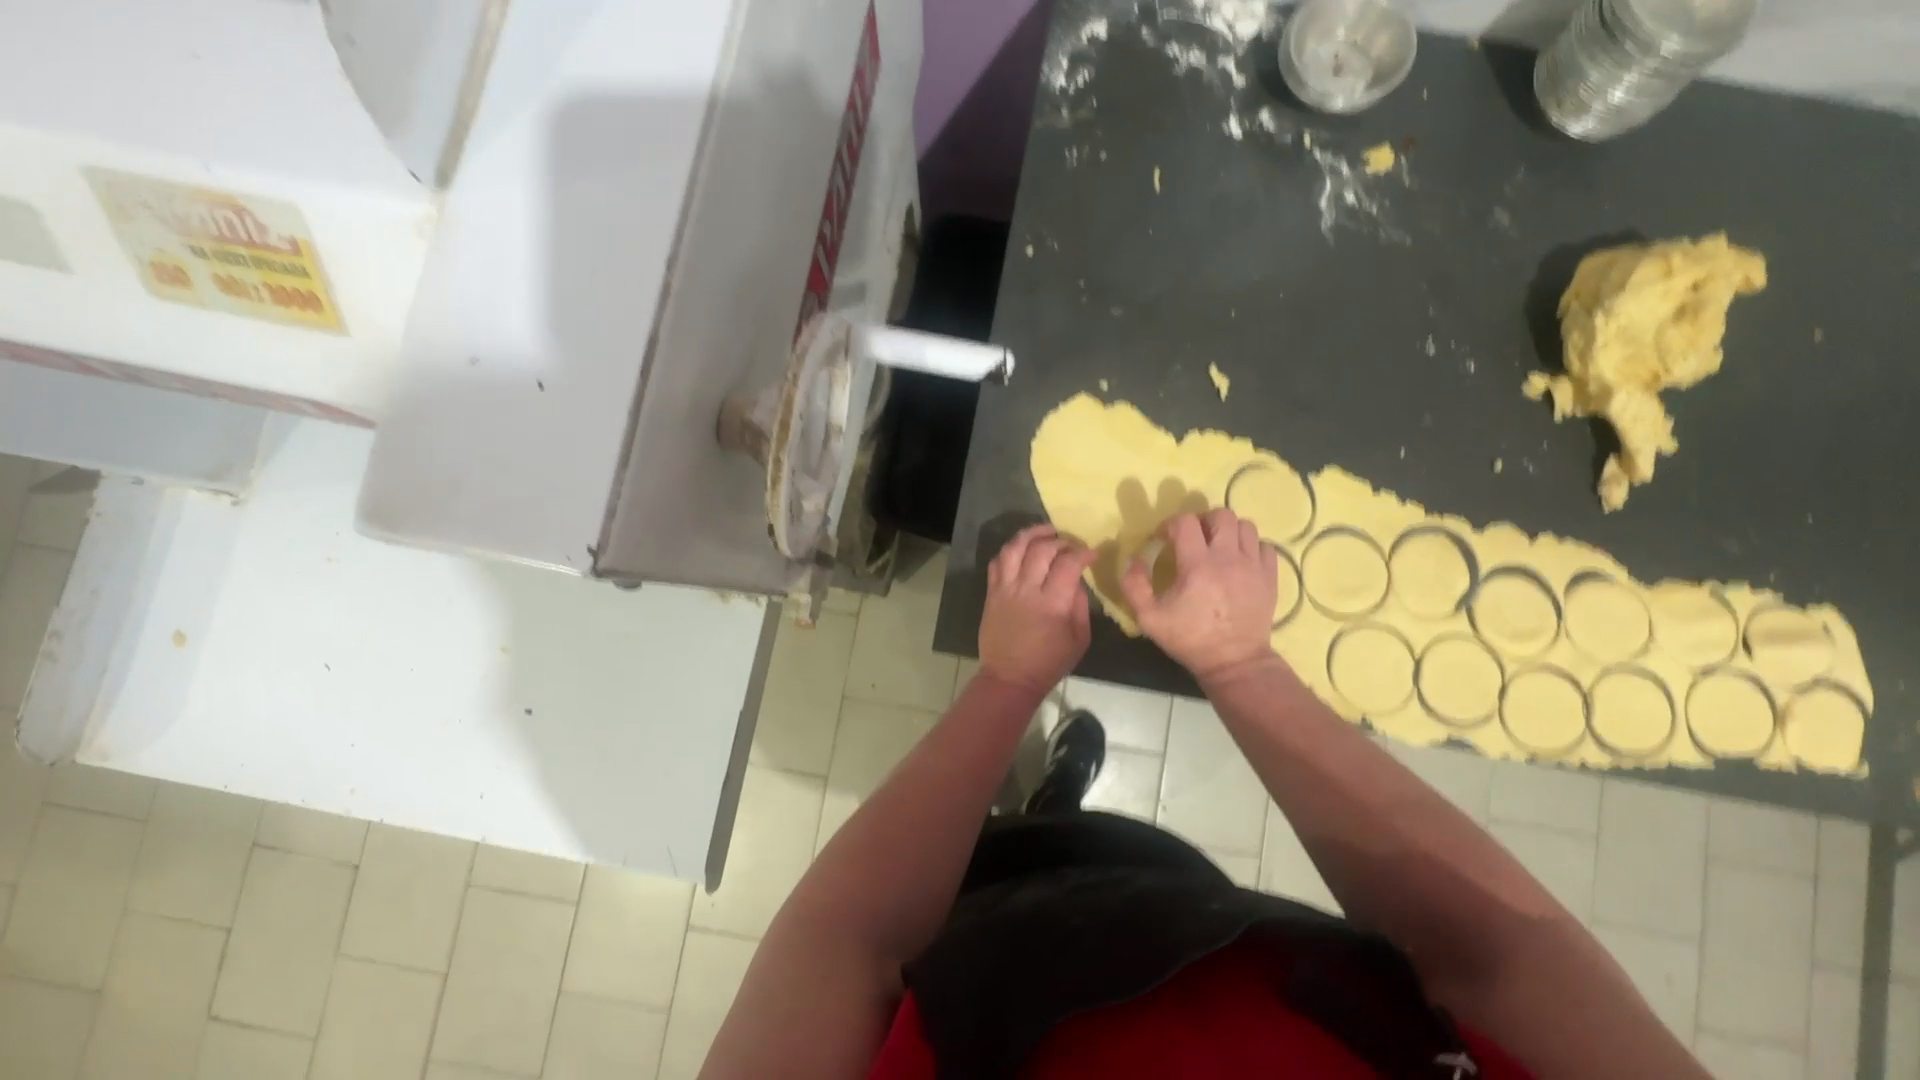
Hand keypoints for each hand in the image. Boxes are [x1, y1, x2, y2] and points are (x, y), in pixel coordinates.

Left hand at [978, 525, 1096, 694]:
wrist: (1010, 678)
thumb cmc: (1049, 663)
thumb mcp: (1079, 640)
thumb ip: (1080, 606)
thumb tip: (1077, 582)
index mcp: (1052, 604)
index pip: (1069, 564)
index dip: (1083, 553)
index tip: (1093, 552)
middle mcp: (1027, 590)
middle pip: (1042, 550)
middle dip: (1060, 540)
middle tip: (1070, 544)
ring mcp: (1005, 590)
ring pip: (1014, 549)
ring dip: (1031, 534)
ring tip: (1045, 531)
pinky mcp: (991, 594)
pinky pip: (997, 562)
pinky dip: (1009, 550)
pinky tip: (1022, 549)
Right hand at [1121, 509, 1278, 680]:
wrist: (1234, 662)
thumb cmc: (1189, 640)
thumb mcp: (1149, 619)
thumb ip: (1134, 586)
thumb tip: (1135, 559)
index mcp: (1197, 565)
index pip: (1185, 522)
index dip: (1170, 524)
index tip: (1164, 539)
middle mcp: (1228, 557)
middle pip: (1221, 515)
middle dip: (1203, 521)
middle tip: (1194, 538)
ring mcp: (1253, 565)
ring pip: (1246, 526)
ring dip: (1229, 531)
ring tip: (1218, 546)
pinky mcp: (1270, 576)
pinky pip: (1264, 546)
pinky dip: (1251, 547)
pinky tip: (1240, 561)